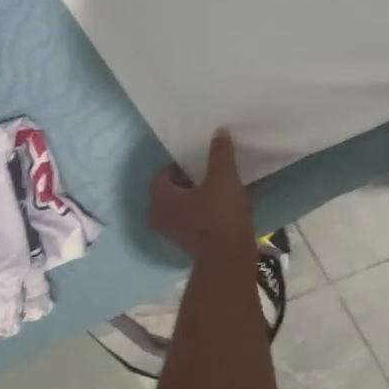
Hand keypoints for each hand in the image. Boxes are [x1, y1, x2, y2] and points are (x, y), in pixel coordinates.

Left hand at [147, 129, 255, 266]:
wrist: (228, 257)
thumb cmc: (220, 215)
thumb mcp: (224, 179)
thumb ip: (220, 154)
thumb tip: (218, 131)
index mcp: (162, 198)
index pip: (160, 176)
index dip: (176, 165)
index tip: (195, 159)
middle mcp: (160, 216)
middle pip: (166, 193)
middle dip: (182, 182)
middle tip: (202, 172)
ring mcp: (172, 232)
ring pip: (175, 208)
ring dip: (189, 198)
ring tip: (211, 188)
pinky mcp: (186, 242)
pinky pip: (186, 220)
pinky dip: (196, 211)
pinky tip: (216, 206)